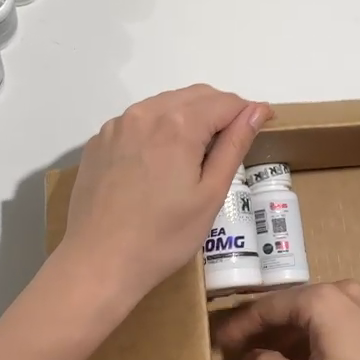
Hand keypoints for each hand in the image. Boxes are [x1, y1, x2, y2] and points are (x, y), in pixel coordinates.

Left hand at [60, 85, 269, 301]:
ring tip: (196, 155)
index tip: (261, 127)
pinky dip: (158, 129)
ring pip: (165, 104)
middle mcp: (146, 113)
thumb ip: (234, 145)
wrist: (98, 264)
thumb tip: (256, 110)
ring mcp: (117, 125)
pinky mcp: (99, 141)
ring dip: (188, 117)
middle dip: (219, 110)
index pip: (225, 102)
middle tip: (232, 143)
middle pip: (195, 96)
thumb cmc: (163, 237)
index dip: (247, 112)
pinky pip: (138, 121)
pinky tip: (159, 163)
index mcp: (178, 124)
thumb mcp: (210, 194)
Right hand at [214, 281, 359, 359]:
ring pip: (307, 314)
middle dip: (259, 328)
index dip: (238, 326)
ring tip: (258, 357)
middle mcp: (339, 291)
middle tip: (232, 348)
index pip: (266, 307)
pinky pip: (327, 322)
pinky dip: (305, 338)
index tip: (216, 343)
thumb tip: (250, 358)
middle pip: (286, 306)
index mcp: (319, 300)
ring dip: (282, 335)